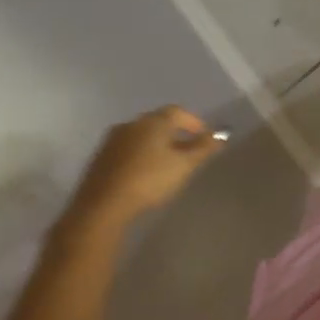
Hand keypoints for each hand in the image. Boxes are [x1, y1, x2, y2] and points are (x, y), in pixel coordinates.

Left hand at [66, 106, 225, 228]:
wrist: (100, 207)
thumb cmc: (149, 180)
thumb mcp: (185, 165)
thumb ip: (204, 147)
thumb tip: (221, 134)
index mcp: (154, 121)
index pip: (178, 112)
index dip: (193, 122)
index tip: (204, 137)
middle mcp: (131, 124)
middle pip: (157, 122)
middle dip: (173, 133)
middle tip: (185, 150)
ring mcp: (111, 141)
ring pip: (140, 136)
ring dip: (154, 145)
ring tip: (164, 163)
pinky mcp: (98, 159)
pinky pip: (125, 150)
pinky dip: (138, 156)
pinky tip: (142, 173)